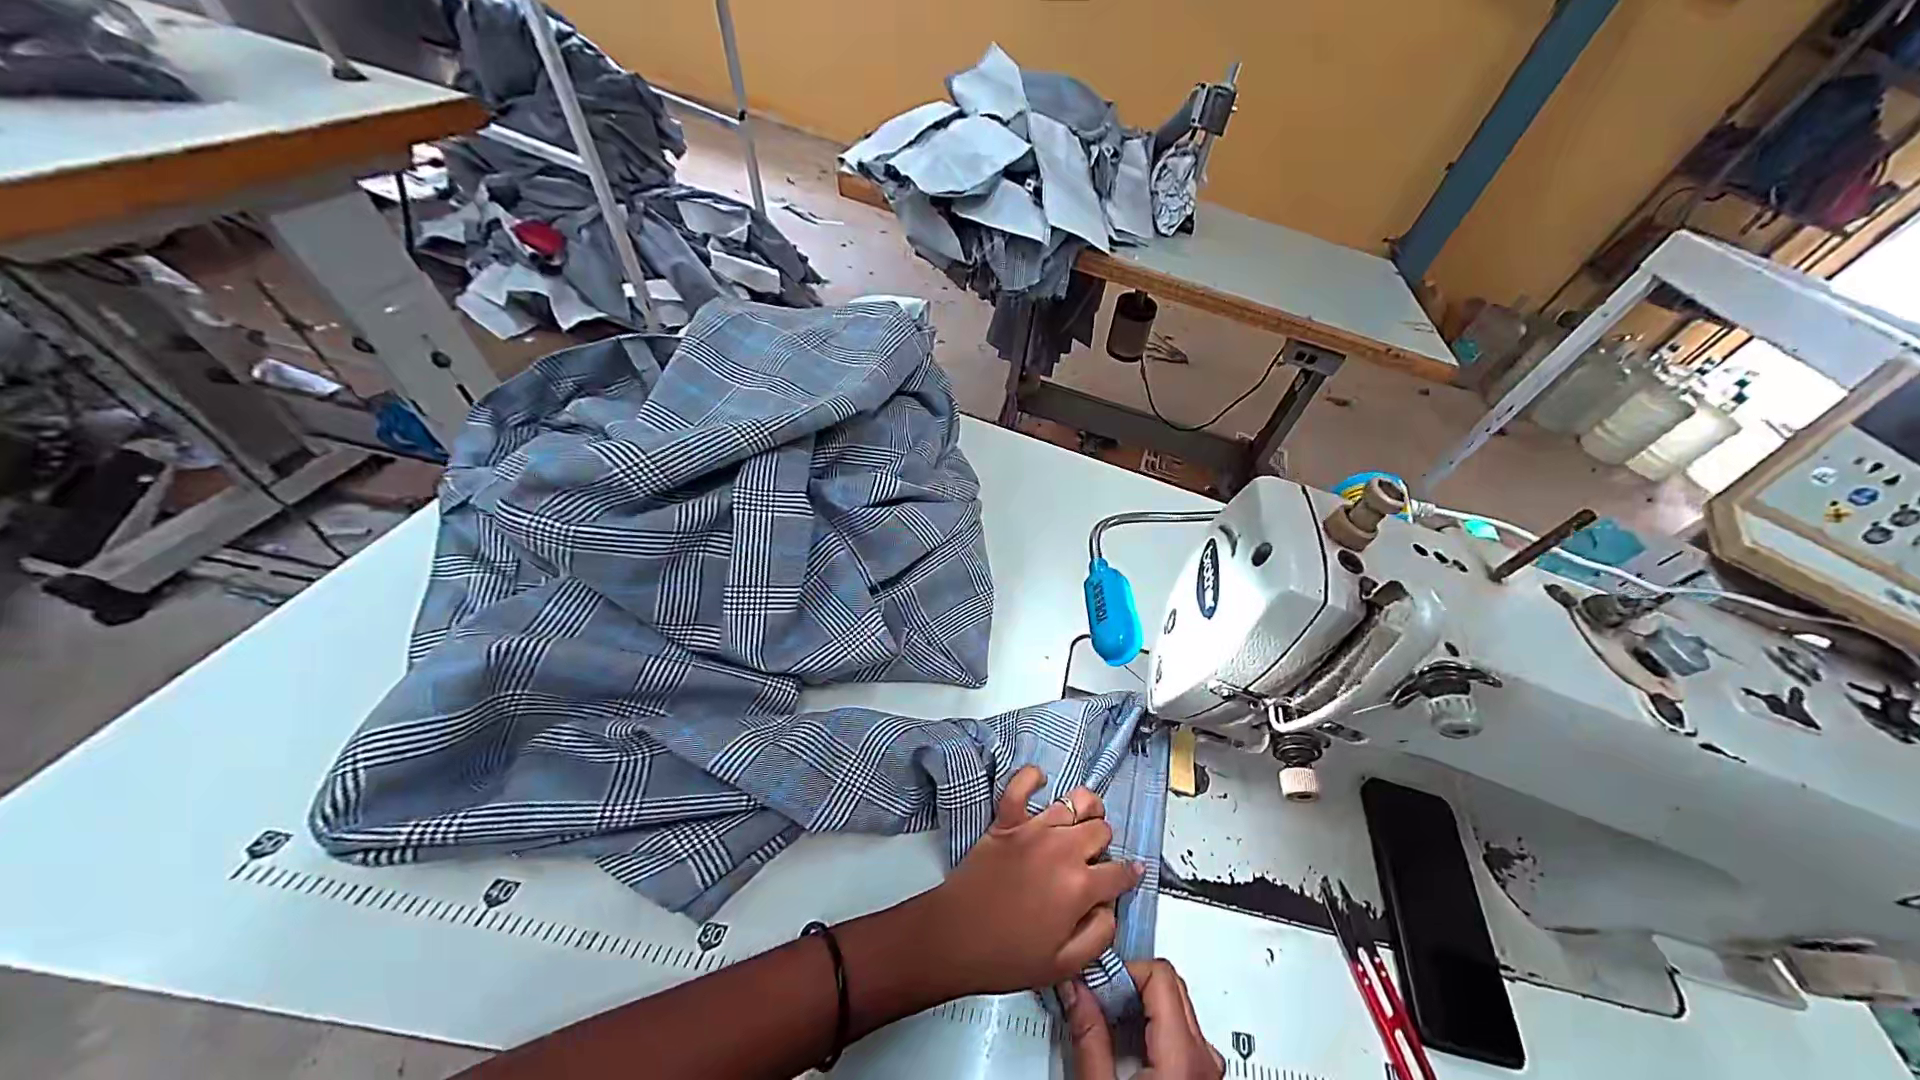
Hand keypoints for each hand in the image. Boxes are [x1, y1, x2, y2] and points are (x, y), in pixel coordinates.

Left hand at [916, 765, 1144, 995]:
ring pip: (1075, 802)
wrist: (955, 938)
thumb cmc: (1007, 956)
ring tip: (1078, 825)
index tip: (1130, 874)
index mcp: (1080, 887)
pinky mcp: (1006, 821)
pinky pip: (1020, 785)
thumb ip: (1100, 934)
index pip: (1120, 872)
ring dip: (1084, 812)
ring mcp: (1033, 830)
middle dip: (1104, 844)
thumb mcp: (1065, 965)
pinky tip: (1040, 781)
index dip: (1129, 875)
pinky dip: (1032, 777)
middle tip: (1094, 859)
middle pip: (1101, 830)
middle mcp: (1062, 850)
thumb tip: (1109, 907)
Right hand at [1063, 959, 1224, 1079]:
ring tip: (1106, 1025)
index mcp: (1184, 1058)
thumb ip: (1088, 1035)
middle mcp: (1205, 1062)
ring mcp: (1208, 1074)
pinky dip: (1151, 1028)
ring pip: (1176, 1009)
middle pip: (1170, 987)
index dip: (1123, 971)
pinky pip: (1181, 1034)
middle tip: (1095, 998)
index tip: (1094, 981)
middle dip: (1129, 985)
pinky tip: (1125, 1047)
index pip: (1160, 976)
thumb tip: (1077, 990)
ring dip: (1139, 1006)